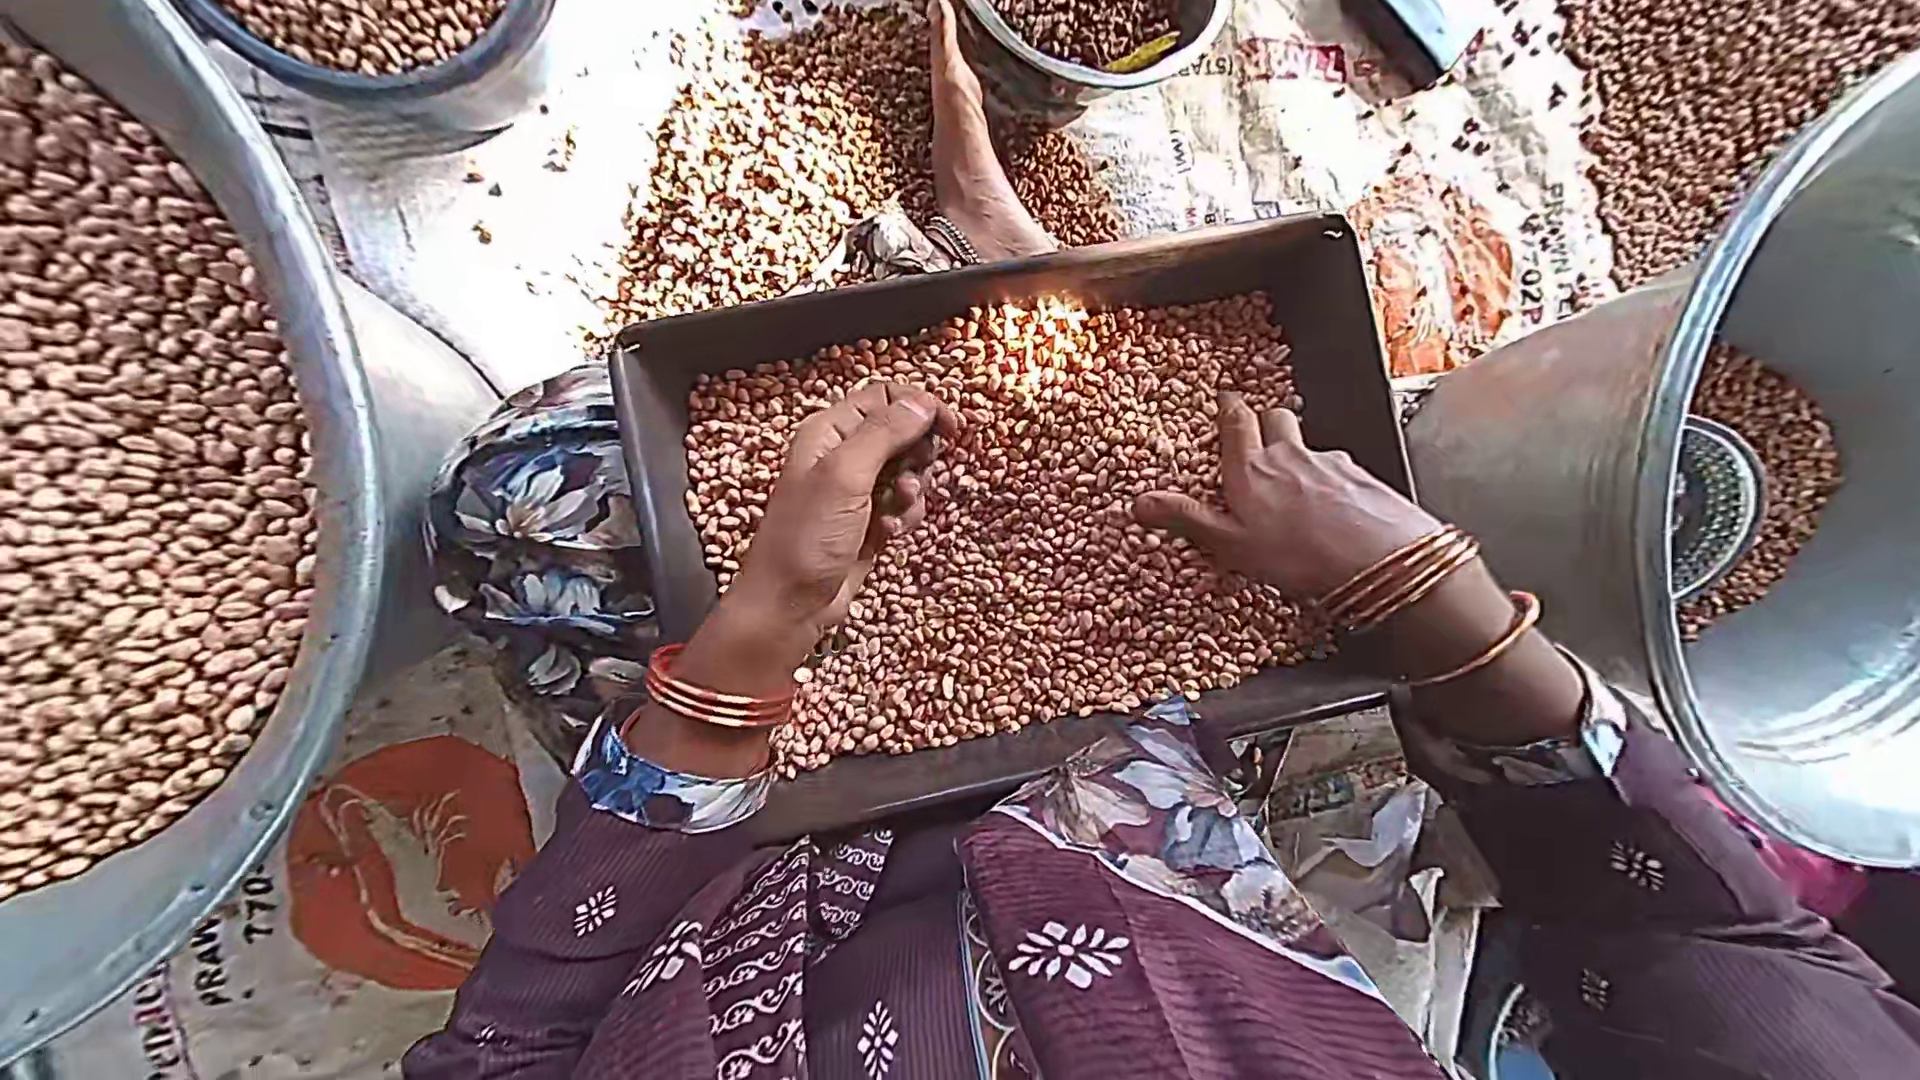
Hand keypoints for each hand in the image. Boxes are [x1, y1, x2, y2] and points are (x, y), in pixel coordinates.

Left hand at [626, 383, 954, 774]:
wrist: (791, 604)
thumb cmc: (807, 537)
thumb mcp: (845, 476)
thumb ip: (885, 433)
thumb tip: (924, 401)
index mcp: (831, 431)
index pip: (885, 397)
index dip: (920, 407)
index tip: (948, 428)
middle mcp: (845, 455)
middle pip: (903, 433)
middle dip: (918, 455)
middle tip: (912, 478)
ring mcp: (858, 490)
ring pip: (910, 471)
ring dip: (912, 492)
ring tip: (891, 514)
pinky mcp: (870, 520)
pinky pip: (904, 505)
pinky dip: (903, 517)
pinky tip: (887, 534)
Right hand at [1132, 392, 1437, 599]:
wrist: (1380, 560)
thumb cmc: (1297, 554)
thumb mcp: (1229, 542)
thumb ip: (1185, 518)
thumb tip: (1138, 502)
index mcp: (1251, 469)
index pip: (1237, 423)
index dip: (1230, 409)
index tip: (1226, 401)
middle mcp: (1289, 455)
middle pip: (1278, 419)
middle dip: (1266, 422)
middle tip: (1259, 436)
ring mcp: (1330, 461)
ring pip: (1309, 443)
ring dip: (1298, 452)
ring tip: (1295, 483)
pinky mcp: (1362, 476)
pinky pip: (1339, 466)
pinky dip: (1329, 476)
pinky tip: (1331, 506)